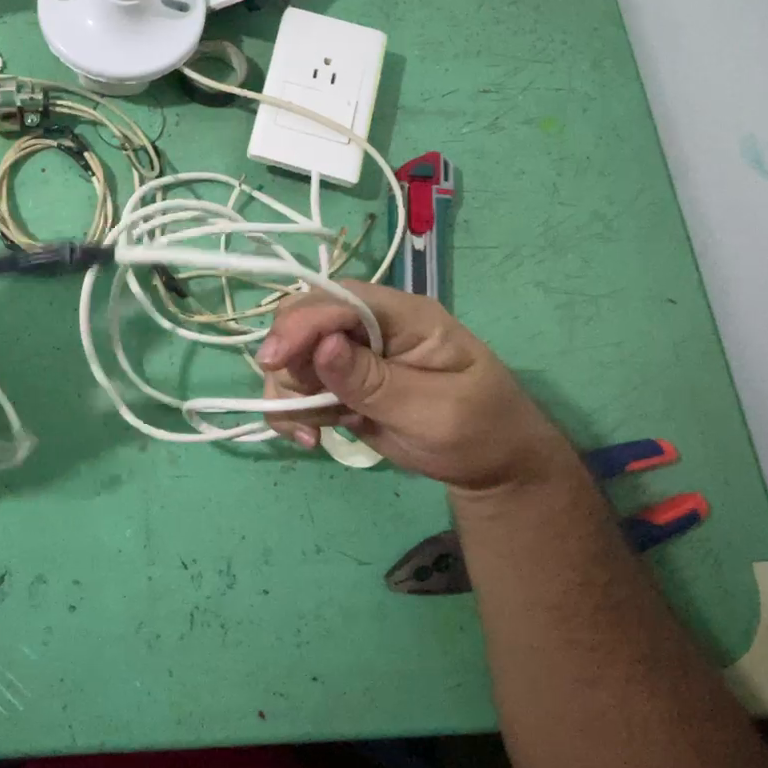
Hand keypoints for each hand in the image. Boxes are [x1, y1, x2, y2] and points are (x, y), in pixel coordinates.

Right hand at [256, 281, 568, 491]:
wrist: (494, 468)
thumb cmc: (479, 431)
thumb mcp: (433, 410)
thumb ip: (374, 380)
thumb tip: (321, 346)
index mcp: (403, 316)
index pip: (339, 300)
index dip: (301, 324)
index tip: (274, 362)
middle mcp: (372, 326)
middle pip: (304, 320)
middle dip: (289, 360)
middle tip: (300, 404)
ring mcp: (353, 355)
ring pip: (294, 356)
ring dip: (290, 393)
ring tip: (312, 433)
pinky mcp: (341, 383)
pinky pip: (299, 387)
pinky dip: (294, 412)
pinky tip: (312, 439)